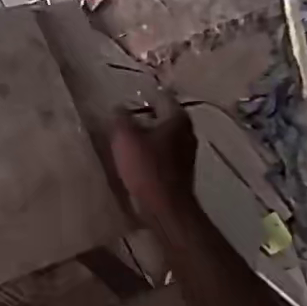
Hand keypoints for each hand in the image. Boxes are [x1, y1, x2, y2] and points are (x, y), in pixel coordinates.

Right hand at [110, 106, 199, 231]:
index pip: (161, 97)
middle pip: (163, 117)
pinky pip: (164, 154)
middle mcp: (187, 132)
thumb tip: (118, 107)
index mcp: (178, 118)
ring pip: (163, 136)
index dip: (142, 97)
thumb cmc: (147, 167)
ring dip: (147, 137)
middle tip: (122, 120)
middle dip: (144, 117)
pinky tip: (137, 160)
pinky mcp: (181, 171)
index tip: (125, 101)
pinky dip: (151, 153)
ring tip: (126, 141)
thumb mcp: (125, 137)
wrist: (166, 207)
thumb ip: (120, 117)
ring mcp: (187, 153)